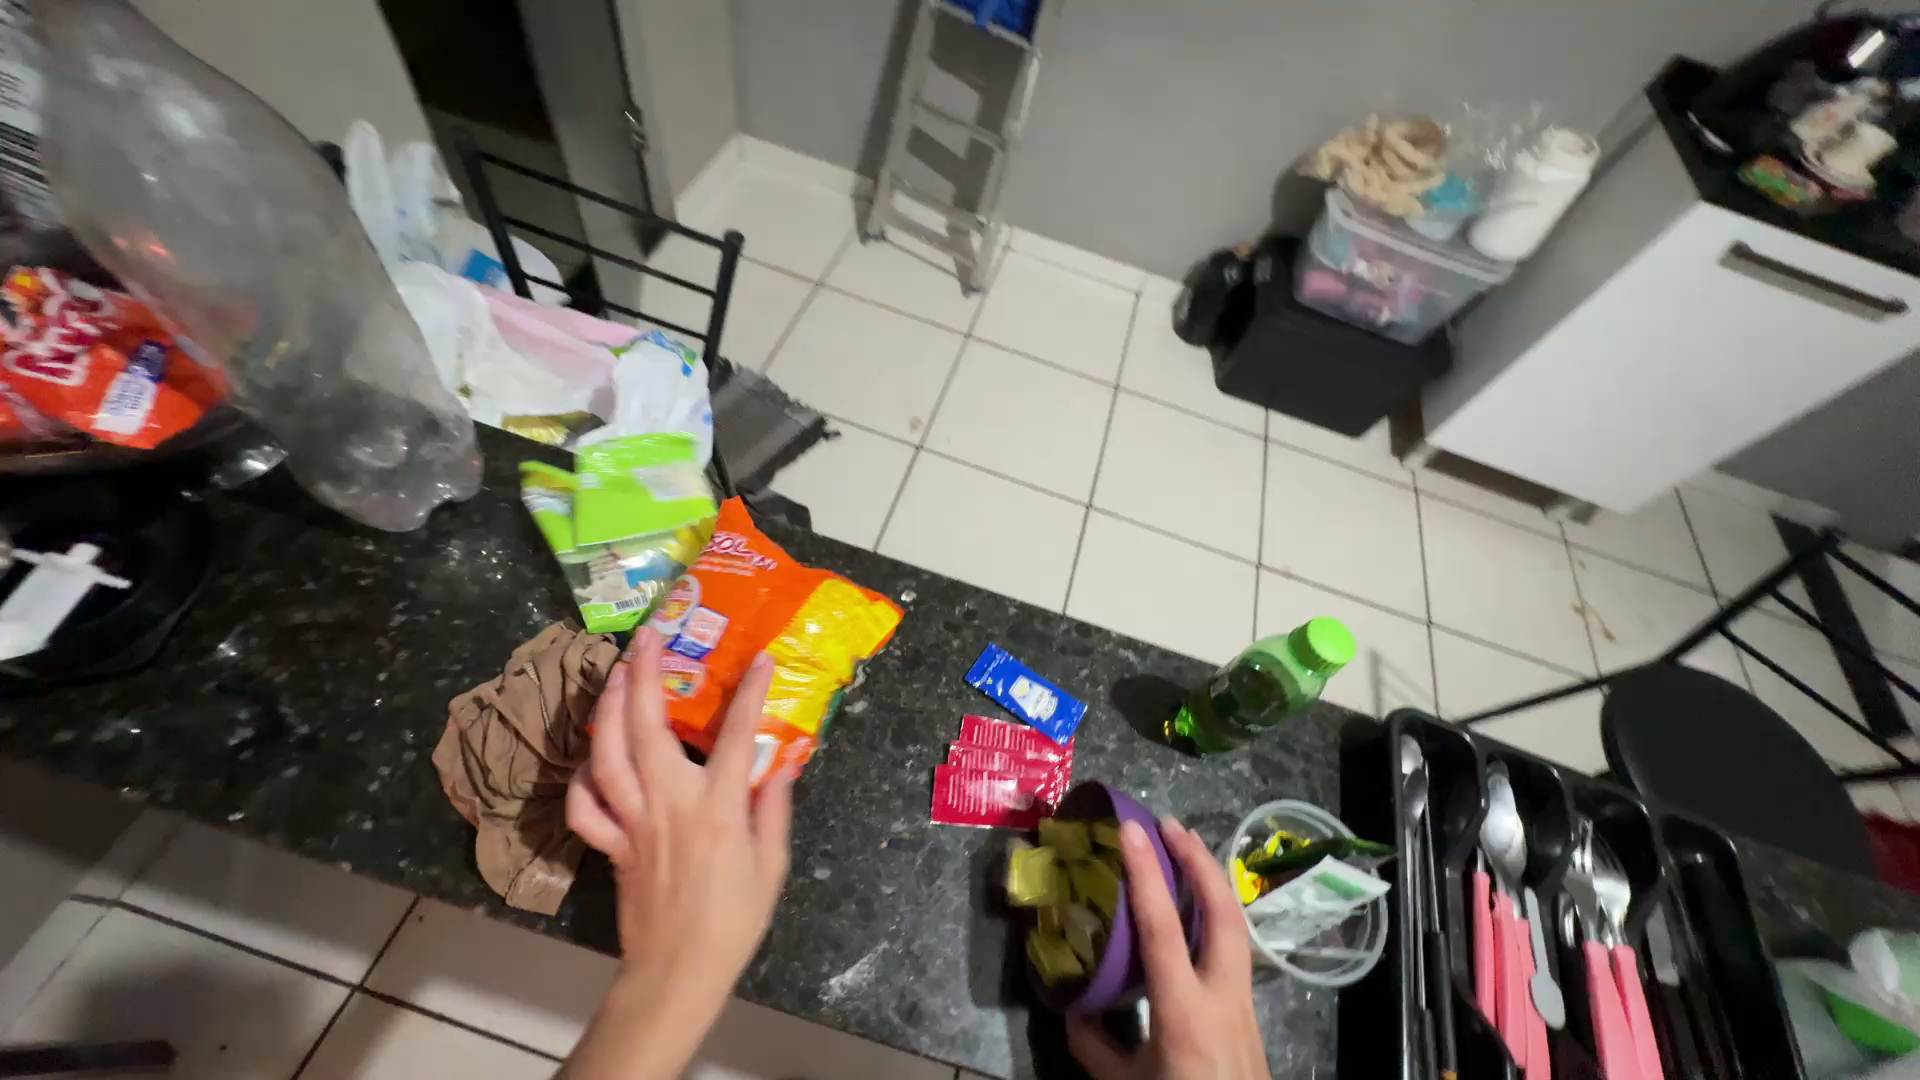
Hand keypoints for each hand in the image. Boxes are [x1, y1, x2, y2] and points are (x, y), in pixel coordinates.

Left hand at [559, 627, 795, 1079]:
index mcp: (717, 808)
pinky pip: (585, 805)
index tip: (761, 658)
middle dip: (644, 675)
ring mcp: (632, 822)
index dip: (751, 692)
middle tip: (648, 637)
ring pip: (607, 754)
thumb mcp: (772, 865)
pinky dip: (583, 776)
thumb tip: (784, 760)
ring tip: (615, 673)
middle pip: (648, 728)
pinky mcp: (610, 844)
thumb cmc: (733, 920)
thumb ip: (775, 808)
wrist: (677, 973)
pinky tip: (592, 757)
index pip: (737, 736)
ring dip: (607, 708)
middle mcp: (670, 803)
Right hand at [1068, 818, 1269, 1079]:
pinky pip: (1236, 946)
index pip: (1164, 927)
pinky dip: (1217, 911)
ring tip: (1190, 846)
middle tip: (1171, 824)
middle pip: (1223, 912)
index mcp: (1185, 1011)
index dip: (1146, 873)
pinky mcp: (1252, 1011)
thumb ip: (1096, 1046)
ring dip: (1213, 880)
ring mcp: (1245, 1002)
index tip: (1131, 828)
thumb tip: (1072, 1007)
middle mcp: (1223, 996)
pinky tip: (1201, 903)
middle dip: (1200, 861)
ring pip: (1237, 925)